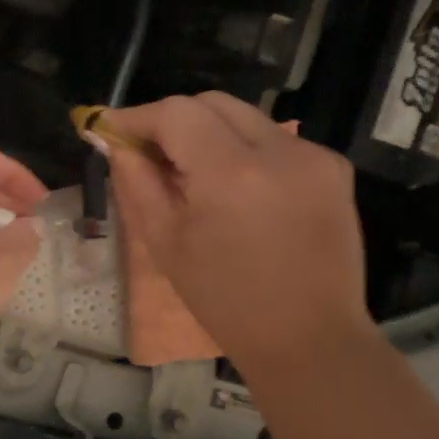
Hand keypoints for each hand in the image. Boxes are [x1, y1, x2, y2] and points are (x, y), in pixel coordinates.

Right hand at [100, 93, 371, 367]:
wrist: (307, 335)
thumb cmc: (222, 295)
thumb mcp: (162, 238)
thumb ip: (135, 178)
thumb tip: (112, 139)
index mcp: (232, 174)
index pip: (175, 113)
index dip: (135, 116)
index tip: (107, 129)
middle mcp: (280, 152)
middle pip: (211, 103)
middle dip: (170, 119)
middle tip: (143, 150)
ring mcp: (313, 157)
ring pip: (242, 116)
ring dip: (205, 131)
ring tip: (185, 169)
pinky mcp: (332, 168)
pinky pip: (271, 138)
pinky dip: (239, 147)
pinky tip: (229, 185)